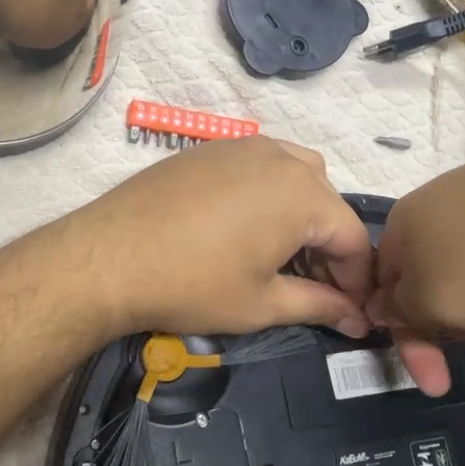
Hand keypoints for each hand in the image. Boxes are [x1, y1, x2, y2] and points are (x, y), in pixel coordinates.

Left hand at [66, 137, 374, 338]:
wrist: (107, 257)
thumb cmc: (191, 285)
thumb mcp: (262, 303)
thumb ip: (318, 305)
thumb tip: (357, 319)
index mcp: (303, 194)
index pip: (352, 235)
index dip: (357, 277)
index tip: (350, 310)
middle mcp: (279, 157)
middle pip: (326, 200)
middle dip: (329, 245)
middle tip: (314, 287)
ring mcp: (239, 146)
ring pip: (294, 174)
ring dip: (301, 213)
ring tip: (279, 254)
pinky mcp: (207, 150)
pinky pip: (257, 165)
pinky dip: (266, 194)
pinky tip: (242, 228)